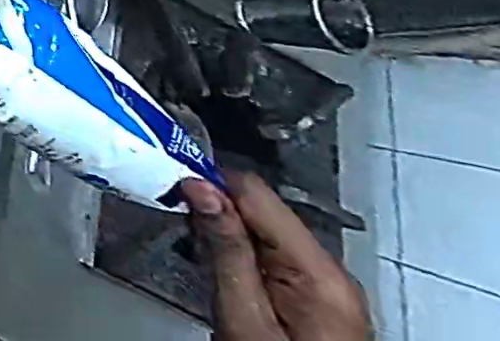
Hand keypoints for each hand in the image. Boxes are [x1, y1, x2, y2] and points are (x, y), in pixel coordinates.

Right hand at [181, 173, 370, 340]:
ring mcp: (323, 282)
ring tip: (194, 243)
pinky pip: (267, 246)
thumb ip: (225, 248)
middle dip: (213, 205)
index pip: (255, 192)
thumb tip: (200, 186)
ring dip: (221, 224)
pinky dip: (235, 243)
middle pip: (259, 206)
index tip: (171, 189)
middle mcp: (328, 269)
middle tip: (177, 219)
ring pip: (260, 224)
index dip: (209, 183)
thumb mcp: (242, 315)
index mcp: (317, 272)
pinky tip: (216, 260)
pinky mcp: (311, 291)